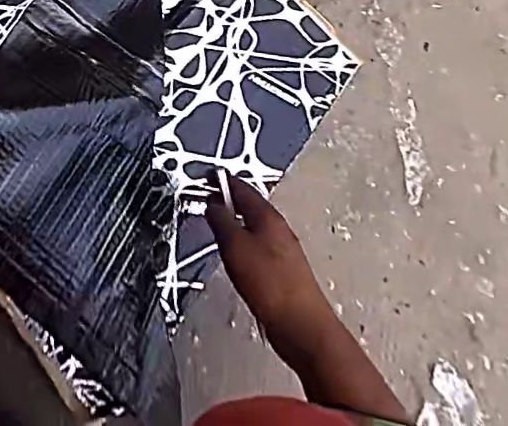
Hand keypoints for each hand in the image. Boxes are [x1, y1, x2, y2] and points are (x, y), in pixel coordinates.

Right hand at [205, 176, 336, 361]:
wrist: (303, 328)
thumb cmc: (270, 284)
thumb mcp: (233, 244)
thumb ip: (219, 219)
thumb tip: (212, 204)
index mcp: (268, 216)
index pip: (240, 186)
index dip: (219, 180)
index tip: (204, 179)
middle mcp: (280, 230)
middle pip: (249, 206)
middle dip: (226, 202)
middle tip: (206, 203)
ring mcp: (285, 251)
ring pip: (254, 227)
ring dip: (235, 224)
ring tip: (217, 229)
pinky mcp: (285, 272)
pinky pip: (259, 247)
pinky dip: (243, 245)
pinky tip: (237, 258)